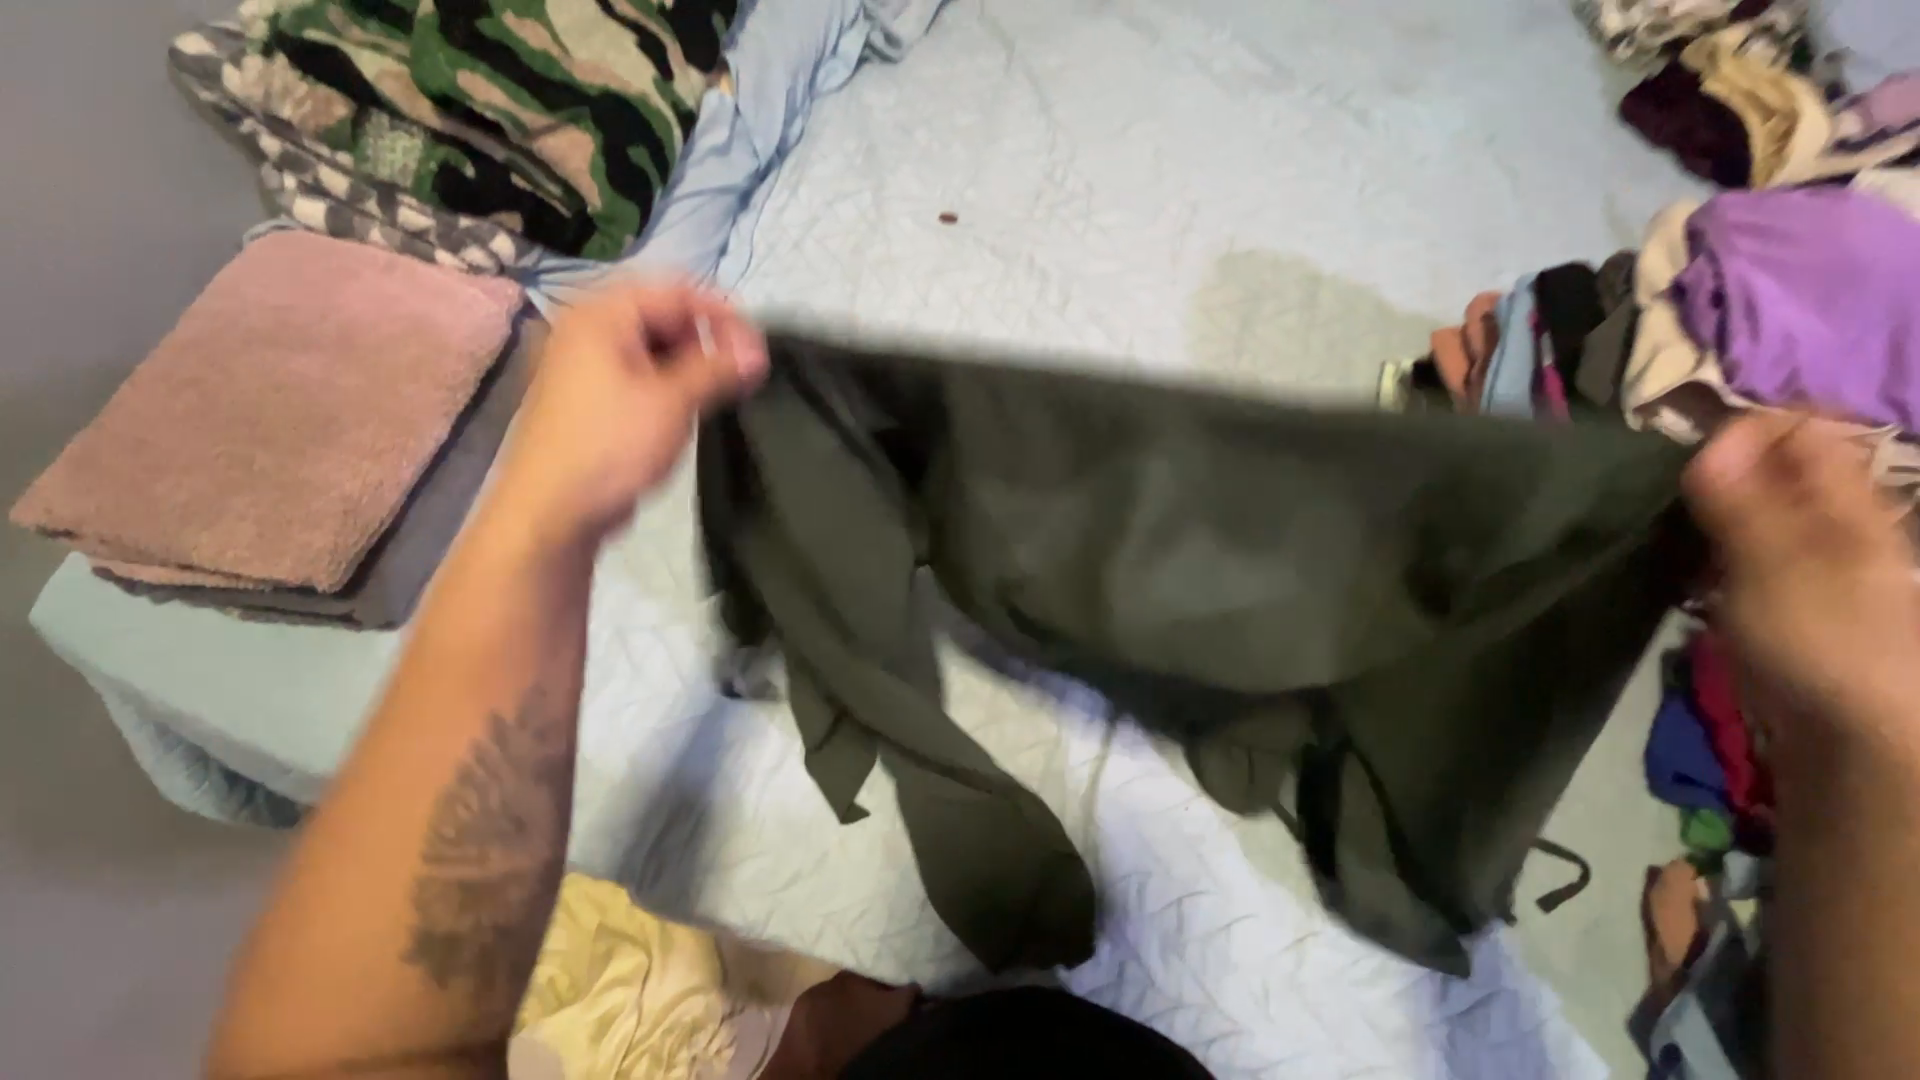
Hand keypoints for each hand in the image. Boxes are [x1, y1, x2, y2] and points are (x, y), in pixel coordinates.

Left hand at [485, 282, 766, 551]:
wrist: (552, 511)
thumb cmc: (610, 445)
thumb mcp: (673, 402)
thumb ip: (718, 369)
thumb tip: (758, 350)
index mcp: (600, 317)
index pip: (673, 292)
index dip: (720, 313)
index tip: (757, 345)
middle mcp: (588, 332)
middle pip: (661, 317)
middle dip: (707, 339)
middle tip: (743, 371)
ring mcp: (586, 367)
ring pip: (652, 349)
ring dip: (692, 365)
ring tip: (725, 392)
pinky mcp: (591, 401)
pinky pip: (639, 376)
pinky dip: (670, 384)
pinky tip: (693, 408)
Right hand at [1683, 413, 1919, 746]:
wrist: (1847, 730)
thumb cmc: (1825, 639)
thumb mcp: (1780, 562)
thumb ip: (1745, 501)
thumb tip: (1711, 438)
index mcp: (1845, 503)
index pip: (1800, 431)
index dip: (1747, 429)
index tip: (1689, 451)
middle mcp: (1824, 519)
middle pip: (1765, 467)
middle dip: (1711, 468)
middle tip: (1662, 487)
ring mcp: (1794, 556)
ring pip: (1739, 506)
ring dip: (1696, 508)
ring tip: (1657, 522)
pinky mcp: (1764, 590)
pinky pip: (1724, 546)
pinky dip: (1695, 544)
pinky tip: (1672, 559)